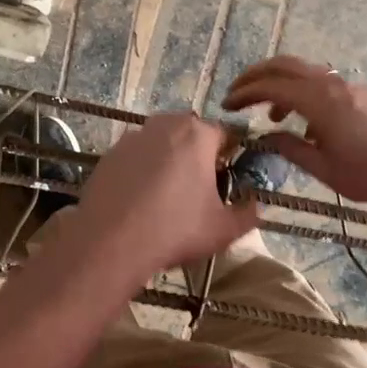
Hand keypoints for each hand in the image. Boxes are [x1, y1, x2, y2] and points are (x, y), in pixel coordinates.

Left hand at [62, 113, 258, 279]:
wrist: (110, 243)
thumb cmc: (174, 230)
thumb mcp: (222, 230)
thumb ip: (247, 214)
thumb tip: (257, 206)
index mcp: (197, 134)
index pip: (223, 135)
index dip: (228, 157)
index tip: (226, 181)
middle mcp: (164, 125)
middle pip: (190, 134)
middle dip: (197, 156)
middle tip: (198, 190)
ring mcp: (132, 137)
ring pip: (160, 143)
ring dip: (168, 160)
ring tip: (166, 197)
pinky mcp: (109, 154)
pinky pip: (135, 157)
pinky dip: (141, 171)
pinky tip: (140, 200)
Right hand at [222, 55, 366, 211]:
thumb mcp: (324, 169)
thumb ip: (291, 149)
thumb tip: (267, 136)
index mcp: (319, 100)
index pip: (271, 86)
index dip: (245, 93)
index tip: (226, 104)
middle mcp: (332, 83)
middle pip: (285, 65)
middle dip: (257, 75)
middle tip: (238, 92)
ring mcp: (350, 85)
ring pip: (306, 72)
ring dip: (282, 85)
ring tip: (273, 115)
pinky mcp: (364, 93)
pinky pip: (325, 82)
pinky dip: (305, 92)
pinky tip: (309, 123)